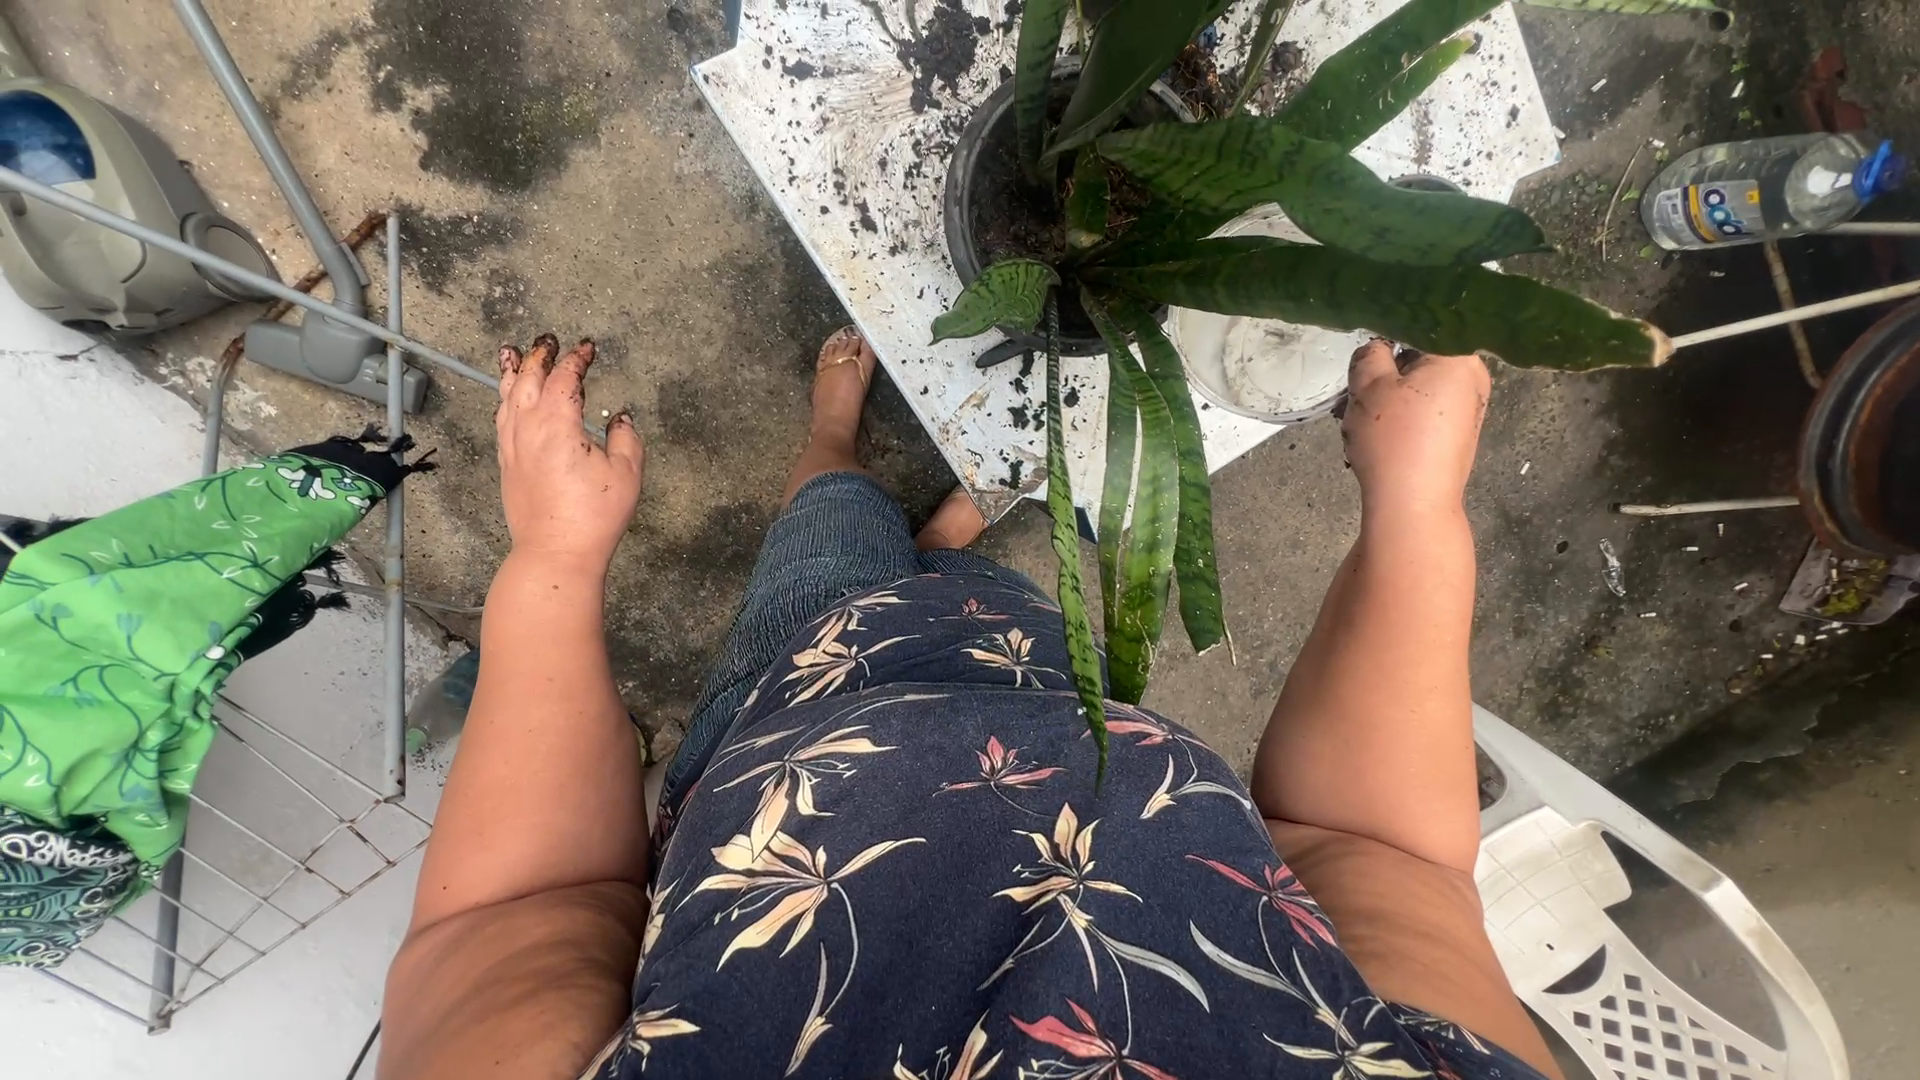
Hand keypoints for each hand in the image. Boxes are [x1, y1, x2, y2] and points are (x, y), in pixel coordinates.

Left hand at [495, 334, 644, 565]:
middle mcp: (528, 429)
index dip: (576, 360)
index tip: (587, 349)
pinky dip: (506, 398)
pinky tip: (508, 398)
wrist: (556, 551)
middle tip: (548, 339)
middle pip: (528, 380)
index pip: (564, 380)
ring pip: (507, 397)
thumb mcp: (627, 473)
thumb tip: (621, 419)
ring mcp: (512, 446)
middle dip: (539, 356)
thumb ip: (626, 438)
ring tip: (512, 353)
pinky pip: (502, 419)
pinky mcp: (507, 464)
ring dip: (513, 371)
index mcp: (558, 426)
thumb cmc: (594, 516)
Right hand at [1341, 340, 1488, 519]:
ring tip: (1355, 420)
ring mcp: (1468, 409)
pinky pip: (1424, 413)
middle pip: (1420, 360)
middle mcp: (1472, 379)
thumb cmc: (1393, 438)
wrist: (1413, 501)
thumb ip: (1368, 356)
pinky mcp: (1456, 435)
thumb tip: (1376, 348)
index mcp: (1458, 358)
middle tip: (1352, 393)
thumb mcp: (1367, 388)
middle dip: (1384, 373)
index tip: (1363, 352)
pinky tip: (1374, 437)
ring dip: (1386, 398)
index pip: (1423, 326)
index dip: (1388, 335)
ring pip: (1419, 389)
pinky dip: (1398, 418)